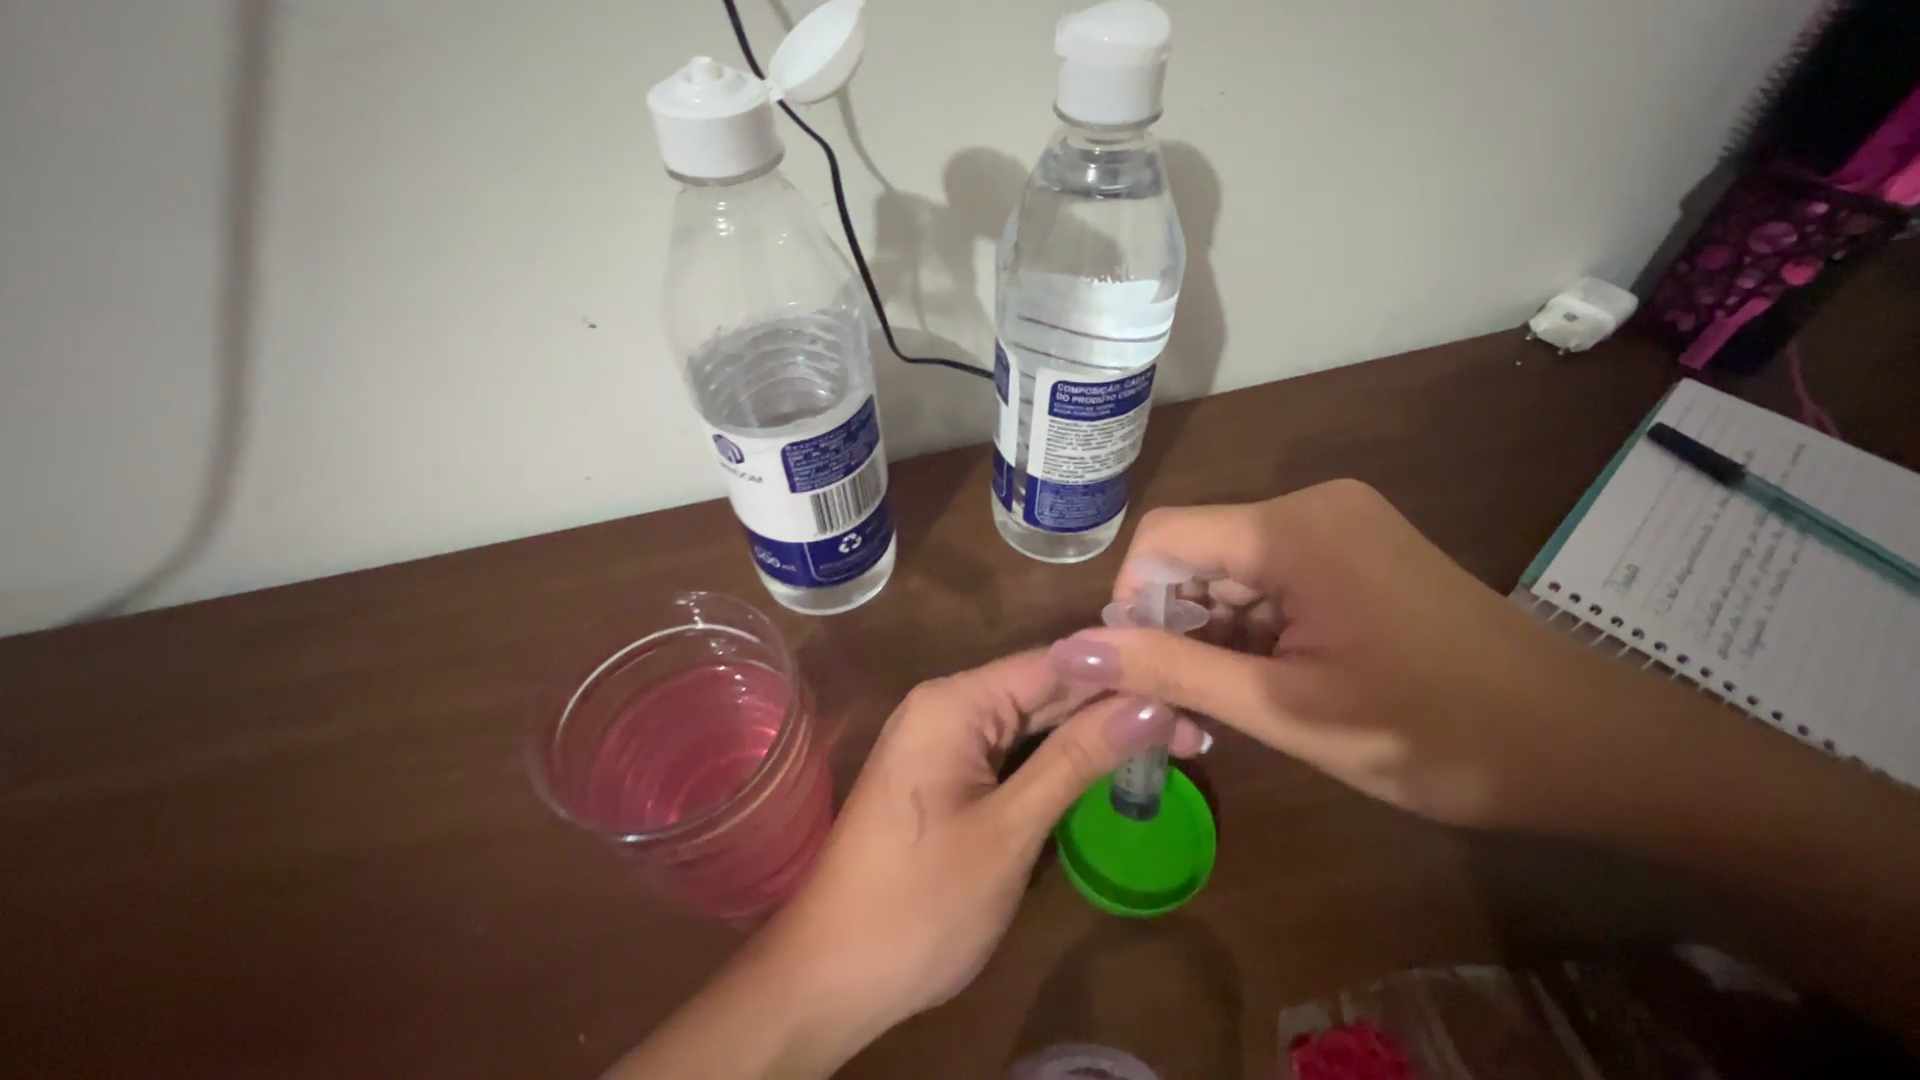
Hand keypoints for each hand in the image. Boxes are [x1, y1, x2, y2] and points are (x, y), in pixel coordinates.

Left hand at [757, 651, 1208, 1055]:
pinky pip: (1012, 753)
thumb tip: (1151, 703)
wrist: (831, 974)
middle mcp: (947, 706)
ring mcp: (944, 742)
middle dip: (1117, 707)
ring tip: (1173, 745)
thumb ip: (1075, 759)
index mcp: (954, 702)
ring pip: (1033, 723)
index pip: (1057, 664)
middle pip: (1047, 690)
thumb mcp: (1009, 829)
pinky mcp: (947, 777)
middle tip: (1196, 729)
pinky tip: (1109, 766)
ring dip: (1094, 734)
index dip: (1125, 674)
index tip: (1191, 691)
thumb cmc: (920, 903)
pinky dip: (1059, 762)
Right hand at [1047, 479, 1680, 832]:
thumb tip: (1071, 653)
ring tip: (1222, 720)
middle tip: (1182, 720)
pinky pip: (1274, 585)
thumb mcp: (1286, 710)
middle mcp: (1310, 508)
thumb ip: (1172, 672)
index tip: (1142, 678)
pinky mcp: (1358, 555)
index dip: (1131, 606)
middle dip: (1174, 633)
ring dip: (1213, 642)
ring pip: (1232, 576)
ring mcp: (1340, 529)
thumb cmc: (1433, 732)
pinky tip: (1264, 692)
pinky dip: (1253, 636)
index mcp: (1291, 529)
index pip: (1161, 538)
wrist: (1585, 747)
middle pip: (1196, 557)